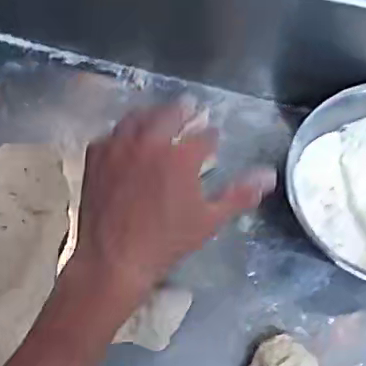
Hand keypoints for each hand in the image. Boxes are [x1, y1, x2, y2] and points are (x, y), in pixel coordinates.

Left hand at [67, 100, 274, 307]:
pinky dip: (123, 134)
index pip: (204, 136)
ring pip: (138, 118)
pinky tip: (126, 141)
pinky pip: (111, 135)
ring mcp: (119, 146)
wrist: (112, 257)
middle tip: (190, 108)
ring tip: (159, 118)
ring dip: (152, 115)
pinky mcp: (95, 156)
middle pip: (170, 114)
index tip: (213, 138)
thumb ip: (239, 194)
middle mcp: (149, 141)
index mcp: (181, 155)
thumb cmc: (165, 242)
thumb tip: (269, 175)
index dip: (211, 136)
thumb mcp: (208, 220)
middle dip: (184, 111)